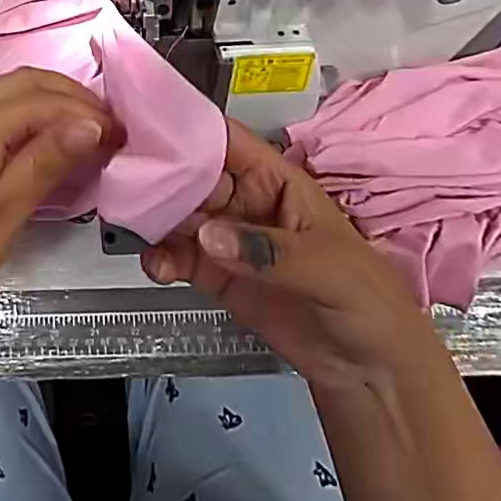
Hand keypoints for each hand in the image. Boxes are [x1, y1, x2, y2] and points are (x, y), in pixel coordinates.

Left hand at [0, 68, 116, 418]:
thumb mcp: (1, 215)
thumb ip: (44, 162)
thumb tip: (89, 124)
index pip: (47, 100)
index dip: (88, 113)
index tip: (123, 137)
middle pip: (28, 81)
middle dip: (73, 95)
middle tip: (108, 127)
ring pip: (9, 89)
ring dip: (50, 98)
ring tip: (82, 129)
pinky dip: (27, 108)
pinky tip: (39, 136)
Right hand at [141, 121, 442, 388]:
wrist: (374, 375)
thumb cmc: (369, 303)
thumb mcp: (329, 268)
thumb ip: (267, 251)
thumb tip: (206, 235)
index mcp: (276, 180)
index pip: (228, 141)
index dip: (191, 129)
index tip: (149, 125)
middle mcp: (246, 202)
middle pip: (193, 175)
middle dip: (161, 175)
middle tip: (126, 181)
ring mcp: (230, 240)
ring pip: (181, 216)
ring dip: (155, 219)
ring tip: (136, 229)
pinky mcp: (218, 276)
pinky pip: (181, 257)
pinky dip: (163, 258)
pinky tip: (157, 266)